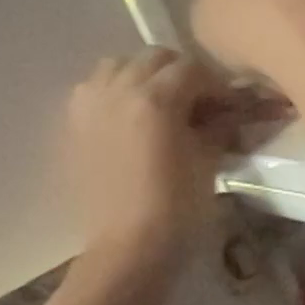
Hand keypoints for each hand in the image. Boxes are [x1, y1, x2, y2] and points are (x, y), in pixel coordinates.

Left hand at [63, 49, 219, 266]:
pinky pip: (96, 88)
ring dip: (145, 75)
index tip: (231, 104)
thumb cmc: (178, 208)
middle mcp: (118, 90)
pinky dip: (117, 91)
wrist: (128, 247)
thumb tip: (230, 110)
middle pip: (155, 58)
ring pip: (120, 65)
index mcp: (156, 99)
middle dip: (182, 73)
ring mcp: (89, 105)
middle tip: (200, 102)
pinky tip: (131, 118)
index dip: (217, 84)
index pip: (193, 69)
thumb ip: (218, 125)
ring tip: (162, 104)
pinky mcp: (73, 124)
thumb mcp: (208, 161)